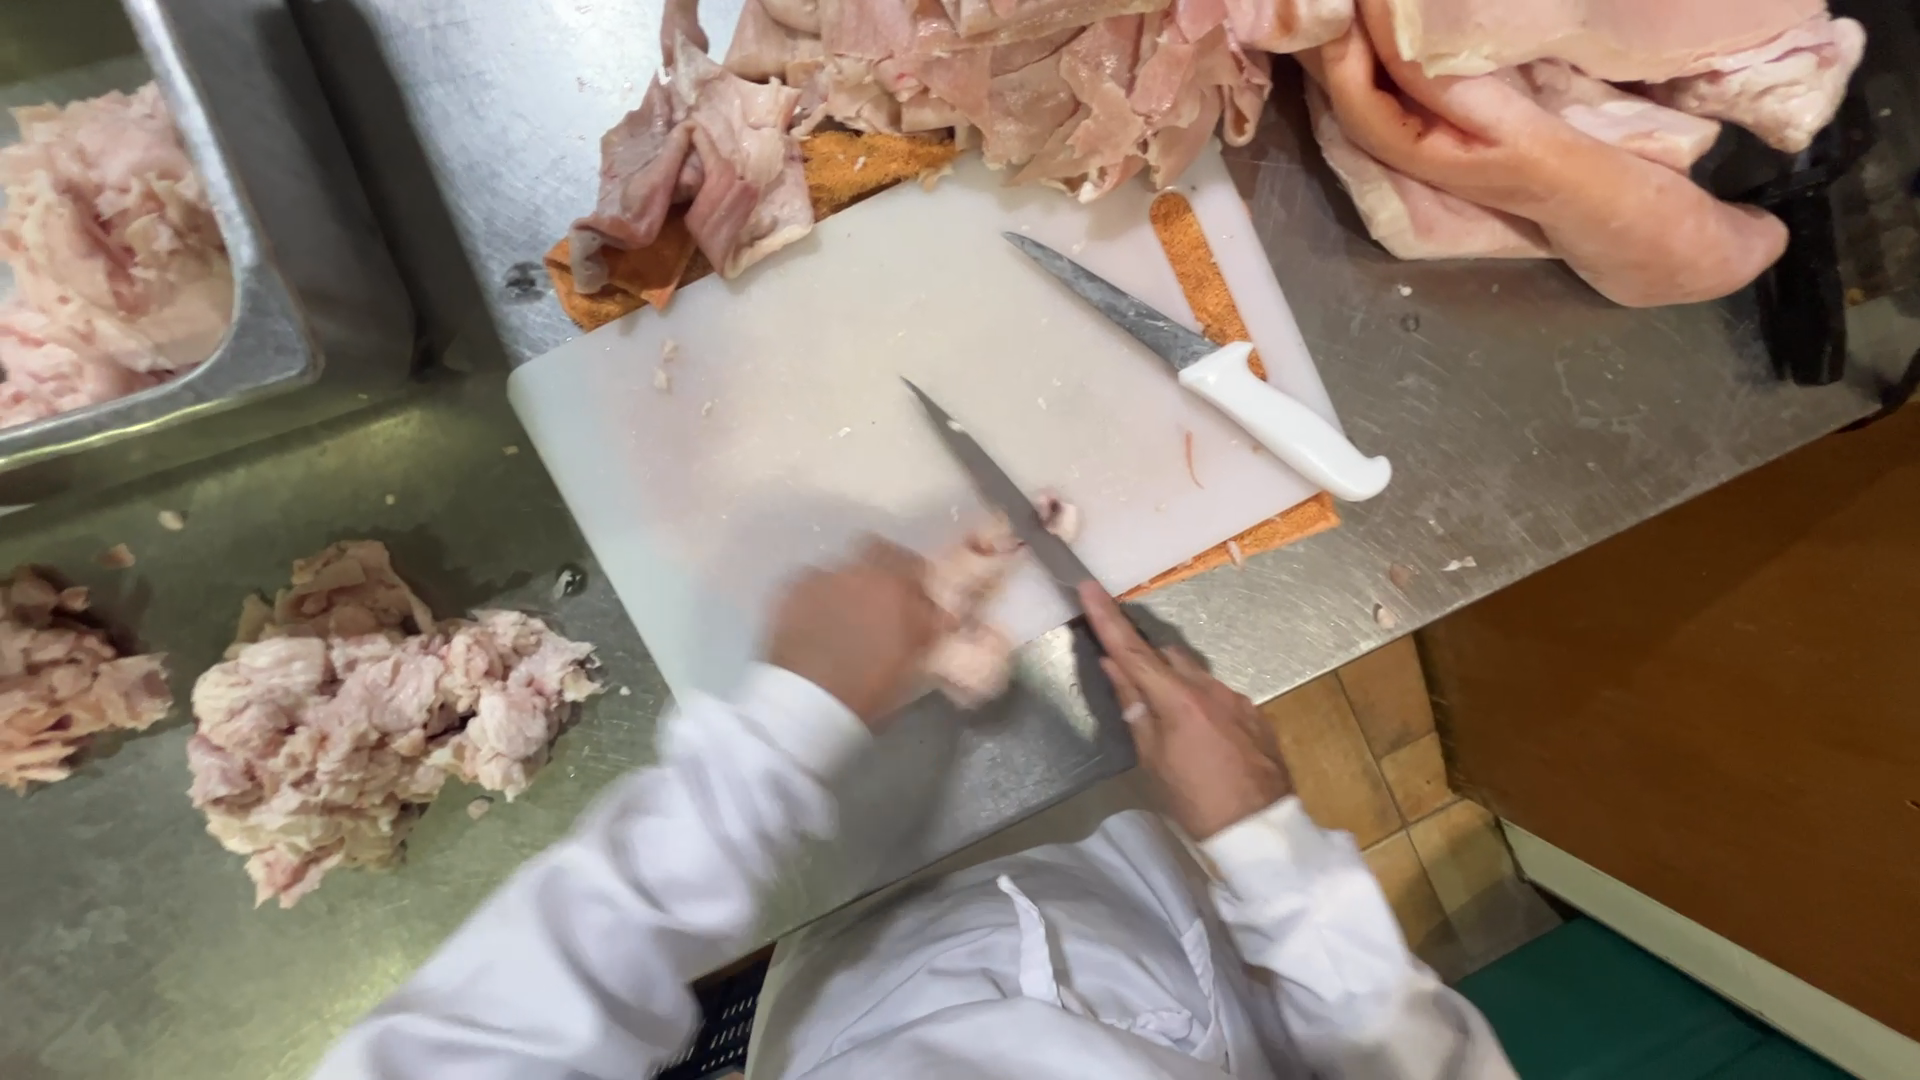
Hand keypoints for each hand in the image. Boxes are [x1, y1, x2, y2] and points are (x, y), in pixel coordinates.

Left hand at [767, 537, 946, 727]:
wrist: (806, 702)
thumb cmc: (868, 688)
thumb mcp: (911, 662)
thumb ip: (926, 628)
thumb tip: (939, 613)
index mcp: (895, 586)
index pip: (913, 561)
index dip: (914, 576)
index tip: (913, 595)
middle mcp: (858, 570)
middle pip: (875, 550)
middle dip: (879, 568)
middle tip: (877, 597)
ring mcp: (820, 575)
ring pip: (840, 568)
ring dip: (846, 584)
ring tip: (841, 614)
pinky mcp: (789, 588)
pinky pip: (810, 582)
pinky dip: (816, 595)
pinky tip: (813, 620)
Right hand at [1079, 582, 1293, 839]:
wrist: (1260, 832)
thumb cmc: (1193, 801)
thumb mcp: (1151, 757)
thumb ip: (1132, 705)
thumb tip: (1112, 665)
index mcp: (1177, 698)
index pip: (1132, 649)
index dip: (1106, 617)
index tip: (1089, 586)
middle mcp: (1209, 687)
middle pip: (1167, 655)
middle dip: (1146, 659)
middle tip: (1130, 681)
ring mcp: (1236, 697)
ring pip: (1194, 674)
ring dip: (1175, 684)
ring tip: (1171, 721)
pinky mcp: (1255, 713)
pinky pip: (1218, 694)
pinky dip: (1201, 703)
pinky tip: (1203, 735)